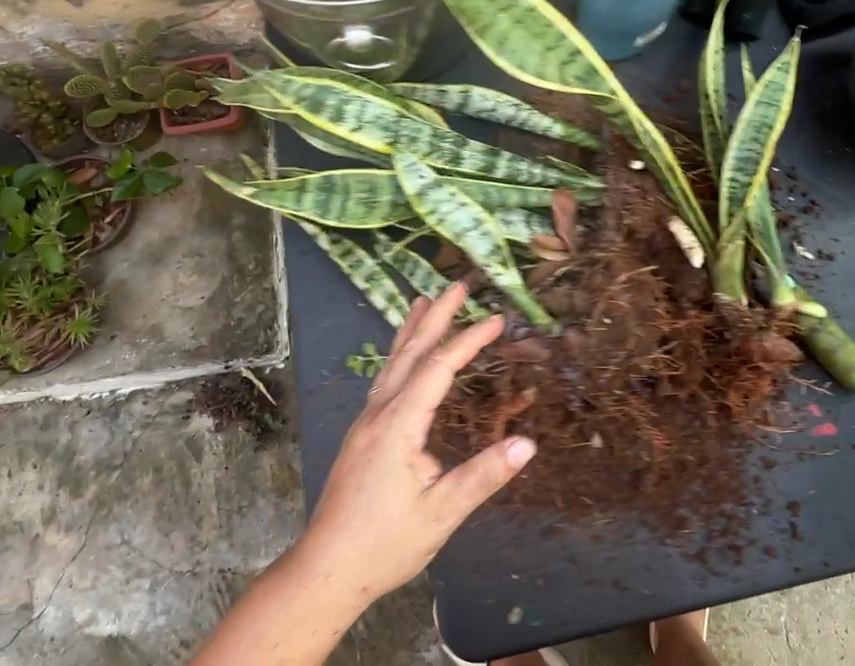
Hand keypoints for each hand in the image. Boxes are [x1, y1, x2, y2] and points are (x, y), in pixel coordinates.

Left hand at [297, 284, 536, 600]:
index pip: (438, 368)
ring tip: (423, 301)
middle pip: (410, 353)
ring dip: (412, 330)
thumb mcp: (441, 513)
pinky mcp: (361, 435)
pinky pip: (384, 379)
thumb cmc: (385, 544)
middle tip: (457, 286)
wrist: (327, 568)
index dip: (468, 341)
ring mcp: (365, 422)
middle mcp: (378, 413)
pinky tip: (403, 358)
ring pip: (392, 364)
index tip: (497, 319)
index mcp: (398, 425)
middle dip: (436, 317)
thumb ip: (483, 476)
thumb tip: (527, 445)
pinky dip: (399, 354)